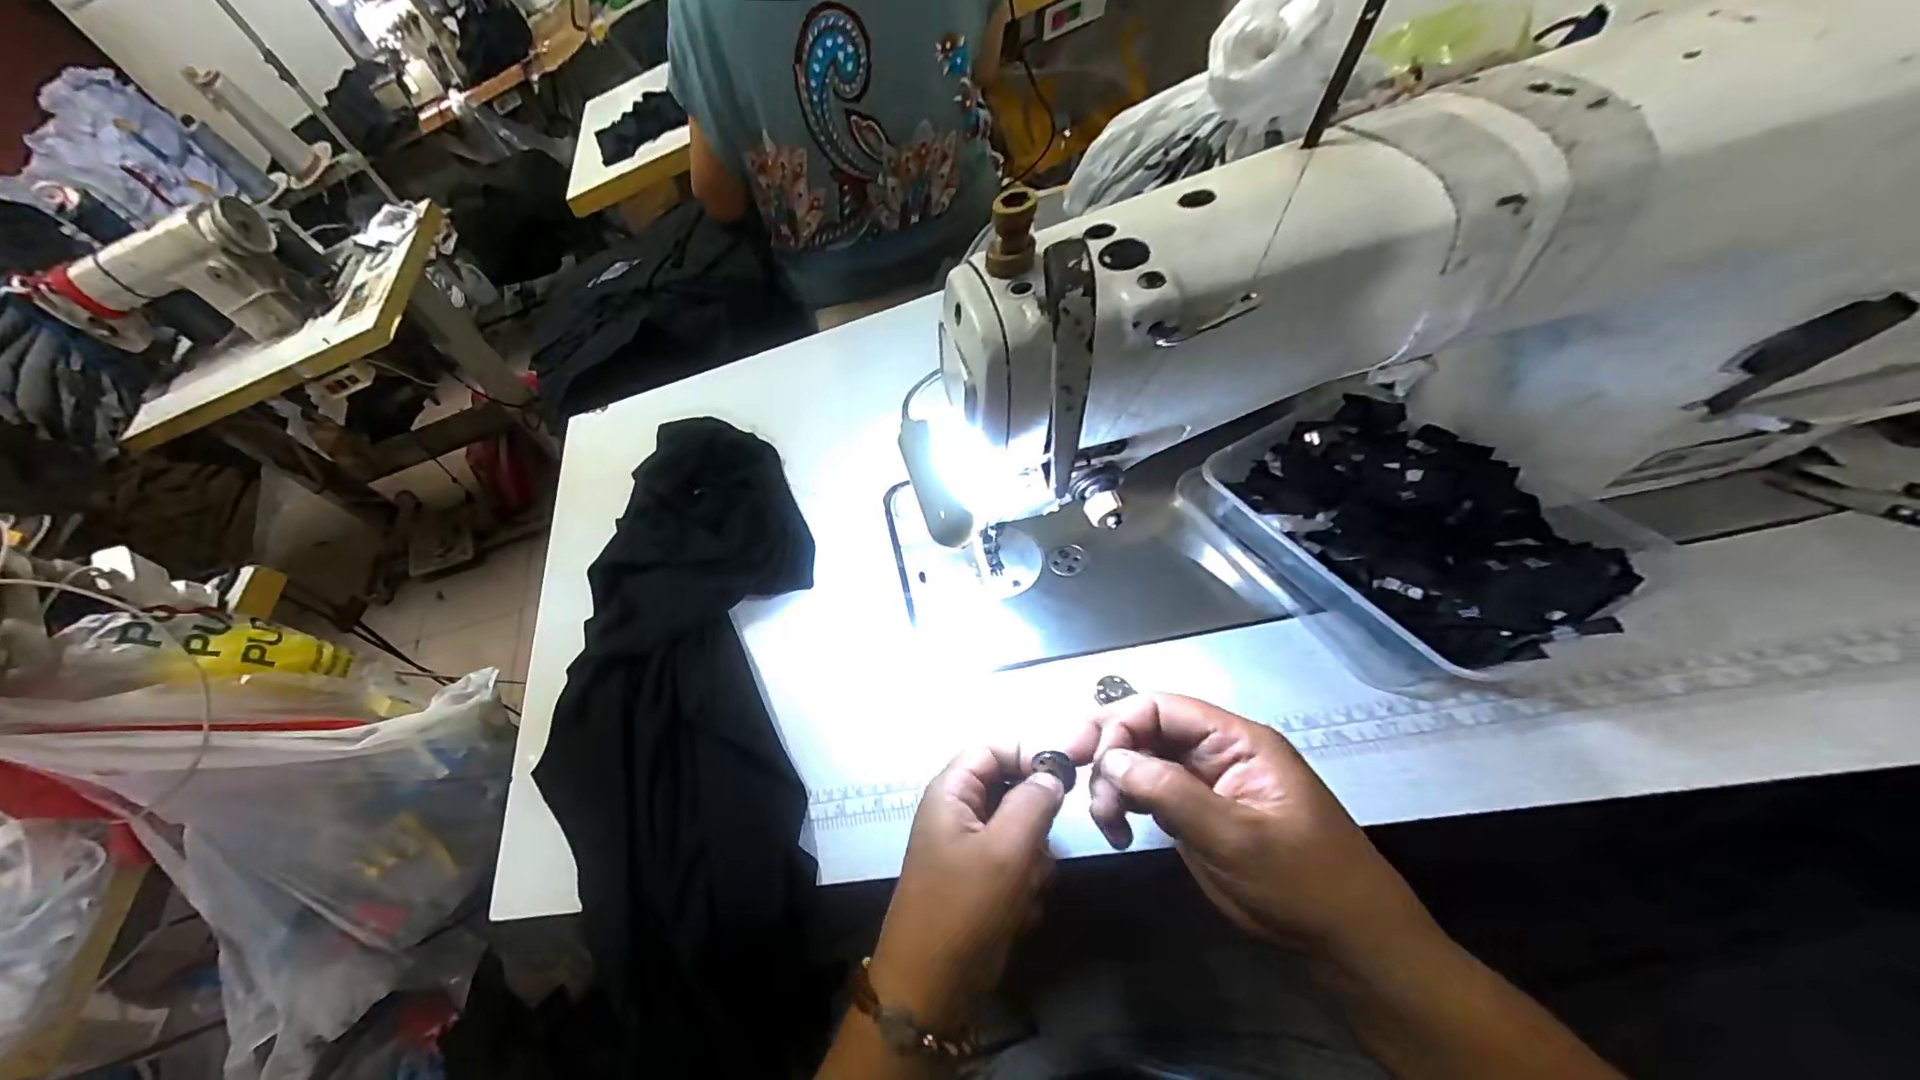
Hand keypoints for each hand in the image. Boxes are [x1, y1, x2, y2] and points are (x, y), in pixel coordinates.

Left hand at [868, 737, 1091, 1027]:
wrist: (932, 987)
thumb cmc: (964, 907)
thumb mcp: (1007, 848)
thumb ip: (1035, 801)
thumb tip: (1052, 774)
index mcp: (951, 792)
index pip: (992, 748)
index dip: (1027, 754)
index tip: (1064, 777)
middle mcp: (958, 812)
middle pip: (1010, 789)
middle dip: (1034, 821)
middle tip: (1042, 847)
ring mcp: (969, 847)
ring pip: (1020, 830)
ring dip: (1034, 859)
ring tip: (1026, 888)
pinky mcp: (981, 880)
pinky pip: (1017, 863)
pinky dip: (1025, 883)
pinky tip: (1019, 910)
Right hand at [1087, 692, 1434, 960]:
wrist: (1344, 939)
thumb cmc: (1303, 880)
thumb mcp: (1237, 836)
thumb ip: (1170, 792)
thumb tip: (1110, 759)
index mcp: (1235, 740)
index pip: (1163, 707)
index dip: (1120, 723)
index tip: (1090, 758)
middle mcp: (1214, 752)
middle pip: (1145, 729)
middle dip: (1107, 749)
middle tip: (1074, 776)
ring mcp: (1202, 782)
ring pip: (1139, 761)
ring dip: (1112, 782)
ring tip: (1107, 821)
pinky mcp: (1194, 811)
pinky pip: (1146, 792)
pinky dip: (1123, 804)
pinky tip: (1117, 828)